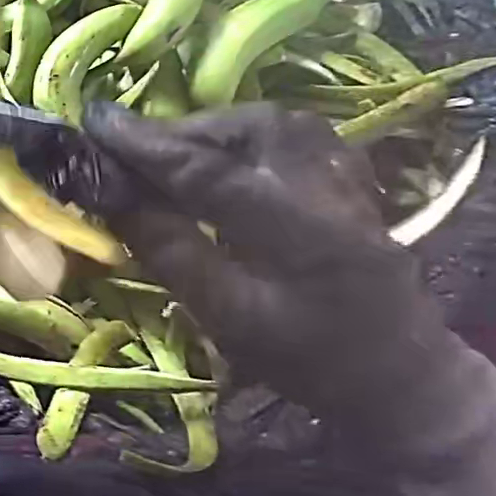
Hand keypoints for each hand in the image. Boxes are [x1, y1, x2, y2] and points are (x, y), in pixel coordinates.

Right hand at [80, 102, 495, 459]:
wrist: (401, 376)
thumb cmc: (306, 359)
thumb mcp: (225, 316)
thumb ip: (168, 250)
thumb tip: (110, 193)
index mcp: (300, 232)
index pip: (208, 170)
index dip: (146, 144)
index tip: (94, 120)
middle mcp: (328, 189)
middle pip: (243, 130)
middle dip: (176, 132)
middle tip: (130, 150)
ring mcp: (344, 177)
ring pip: (266, 121)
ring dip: (206, 129)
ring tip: (168, 154)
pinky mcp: (345, 176)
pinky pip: (286, 132)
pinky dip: (237, 133)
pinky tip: (216, 154)